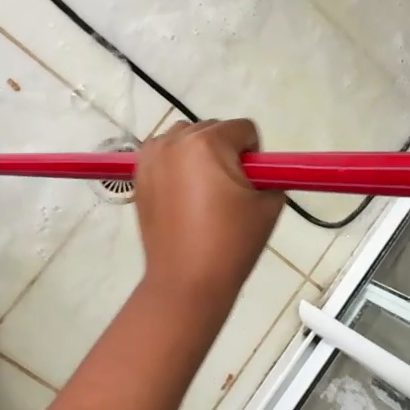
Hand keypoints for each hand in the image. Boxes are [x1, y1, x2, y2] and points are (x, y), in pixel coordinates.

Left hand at [134, 119, 283, 305]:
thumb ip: (271, 176)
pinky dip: (174, 163)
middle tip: (229, 191)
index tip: (250, 184)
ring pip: (185, 138)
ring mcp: (152, 157)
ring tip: (204, 191)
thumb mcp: (270, 205)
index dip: (254, 155)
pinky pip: (163, 153)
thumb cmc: (231, 243)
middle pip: (213, 129)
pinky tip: (181, 194)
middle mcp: (176, 141)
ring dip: (198, 154)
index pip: (244, 129)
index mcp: (209, 143)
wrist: (186, 281)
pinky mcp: (138, 175)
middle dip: (225, 153)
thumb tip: (258, 172)